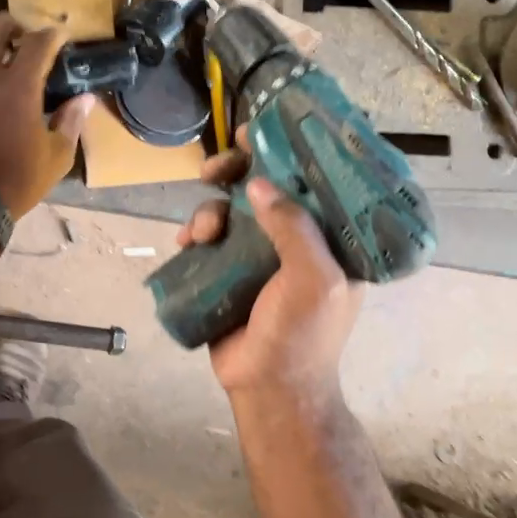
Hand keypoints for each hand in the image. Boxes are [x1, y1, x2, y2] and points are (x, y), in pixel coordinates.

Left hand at [0, 12, 94, 217]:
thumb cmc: (18, 180)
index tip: (60, 36)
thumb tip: (85, 98)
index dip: (51, 35)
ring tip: (8, 65)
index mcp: (17, 87)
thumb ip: (71, 120)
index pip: (36, 42)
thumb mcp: (57, 156)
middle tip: (24, 36)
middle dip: (9, 23)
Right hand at [175, 141, 359, 398]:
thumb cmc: (303, 335)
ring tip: (201, 232)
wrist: (267, 387)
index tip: (260, 131)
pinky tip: (186, 243)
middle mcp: (295, 239)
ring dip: (210, 210)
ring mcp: (259, 255)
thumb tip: (259, 184)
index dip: (289, 151)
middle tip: (214, 168)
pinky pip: (209, 239)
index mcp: (330, 237)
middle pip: (264, 186)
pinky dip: (194, 233)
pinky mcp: (227, 271)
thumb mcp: (314, 279)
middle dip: (236, 171)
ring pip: (230, 209)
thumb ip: (294, 228)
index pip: (313, 180)